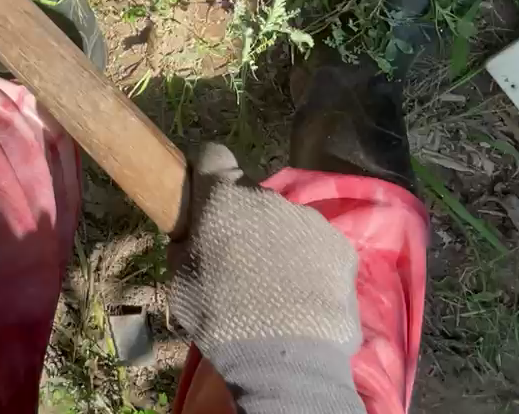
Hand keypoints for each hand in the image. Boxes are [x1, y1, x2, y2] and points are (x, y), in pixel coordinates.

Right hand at [169, 144, 362, 413]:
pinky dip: (310, 263)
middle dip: (242, 219)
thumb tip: (194, 232)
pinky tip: (304, 297)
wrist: (283, 364)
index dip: (206, 174)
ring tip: (277, 287)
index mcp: (222, 196)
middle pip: (250, 196)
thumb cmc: (219, 318)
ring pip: (285, 220)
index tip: (203, 196)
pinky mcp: (339, 245)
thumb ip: (187, 242)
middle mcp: (266, 195)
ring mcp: (307, 218)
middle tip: (239, 261)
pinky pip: (317, 244)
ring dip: (278, 241)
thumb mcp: (179, 279)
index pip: (212, 156)